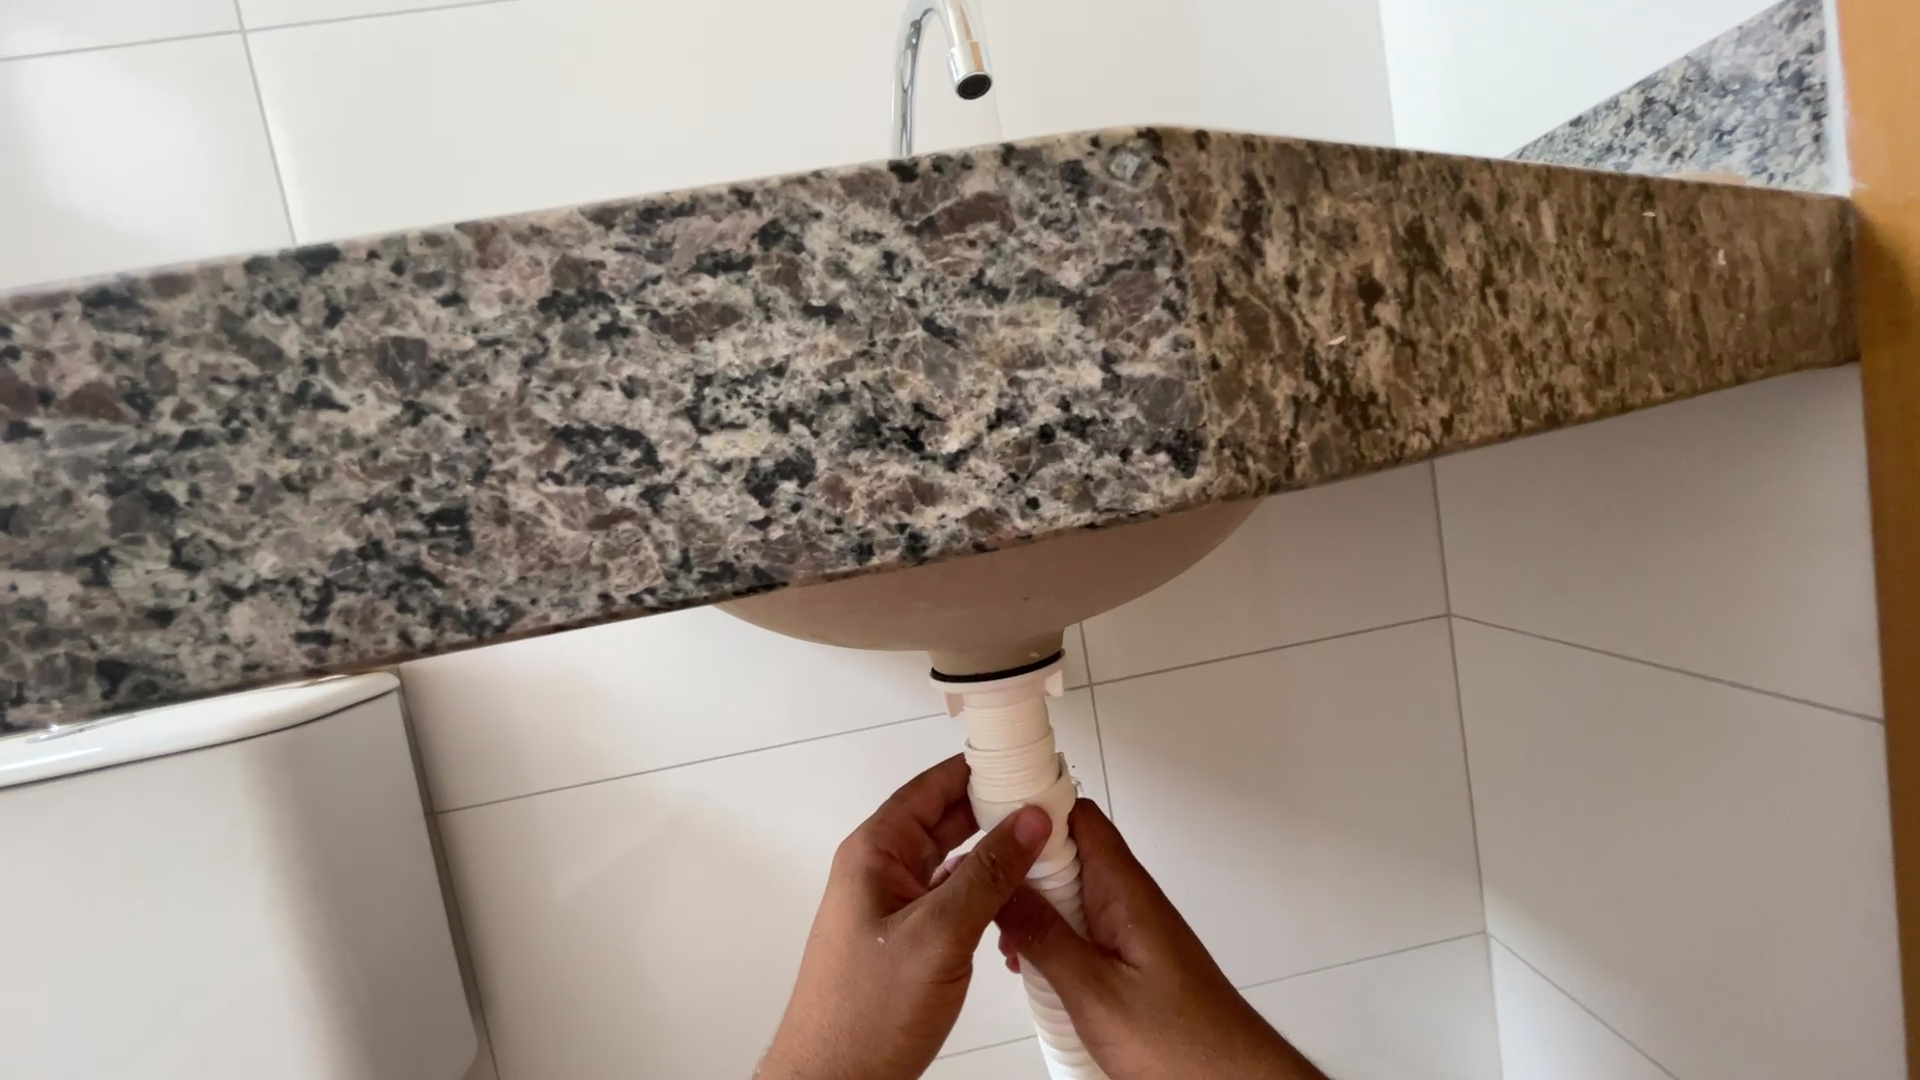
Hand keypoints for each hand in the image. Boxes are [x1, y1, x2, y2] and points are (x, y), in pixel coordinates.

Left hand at [758, 755, 1053, 1079]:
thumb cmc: (866, 1012)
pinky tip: (1017, 893)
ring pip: (953, 857)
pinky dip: (986, 888)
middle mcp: (884, 868)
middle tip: (1042, 800)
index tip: (1019, 758)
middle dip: (993, 807)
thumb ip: (988, 873)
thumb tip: (1030, 821)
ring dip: (993, 851)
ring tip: (1040, 841)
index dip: (975, 768)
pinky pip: (953, 892)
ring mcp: (897, 902)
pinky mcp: (910, 933)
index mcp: (876, 850)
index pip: (930, 787)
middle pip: (945, 818)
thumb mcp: (938, 933)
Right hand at [994, 800, 1326, 1079]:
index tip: (992, 820)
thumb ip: (1045, 937)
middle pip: (1066, 847)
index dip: (1034, 808)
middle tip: (986, 887)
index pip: (1077, 815)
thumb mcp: (1095, 993)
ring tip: (1004, 935)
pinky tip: (1031, 960)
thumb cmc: (1182, 1043)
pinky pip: (1078, 920)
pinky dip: (1050, 931)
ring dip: (1033, 902)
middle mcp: (1125, 894)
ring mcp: (1126, 921)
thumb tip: (1002, 888)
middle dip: (1022, 863)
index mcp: (1123, 888)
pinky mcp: (1126, 949)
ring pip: (1068, 886)